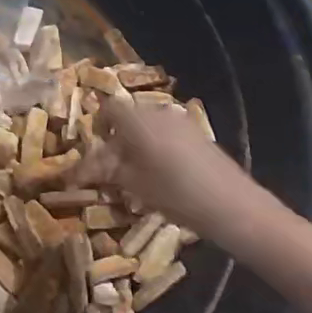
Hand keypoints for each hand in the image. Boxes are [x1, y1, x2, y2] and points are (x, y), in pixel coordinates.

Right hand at [74, 97, 272, 242]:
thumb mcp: (133, 184)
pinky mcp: (197, 133)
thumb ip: (106, 170)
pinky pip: (166, 133)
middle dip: (117, 140)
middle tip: (112, 171)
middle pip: (129, 117)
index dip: (98, 127)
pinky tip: (162, 175)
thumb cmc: (175, 194)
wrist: (231, 204)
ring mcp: (181, 121)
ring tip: (137, 176)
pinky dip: (156, 147)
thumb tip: (80, 169)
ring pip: (148, 126)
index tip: (97, 153)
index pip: (109, 108)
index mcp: (139, 121)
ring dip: (137, 145)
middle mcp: (159, 113)